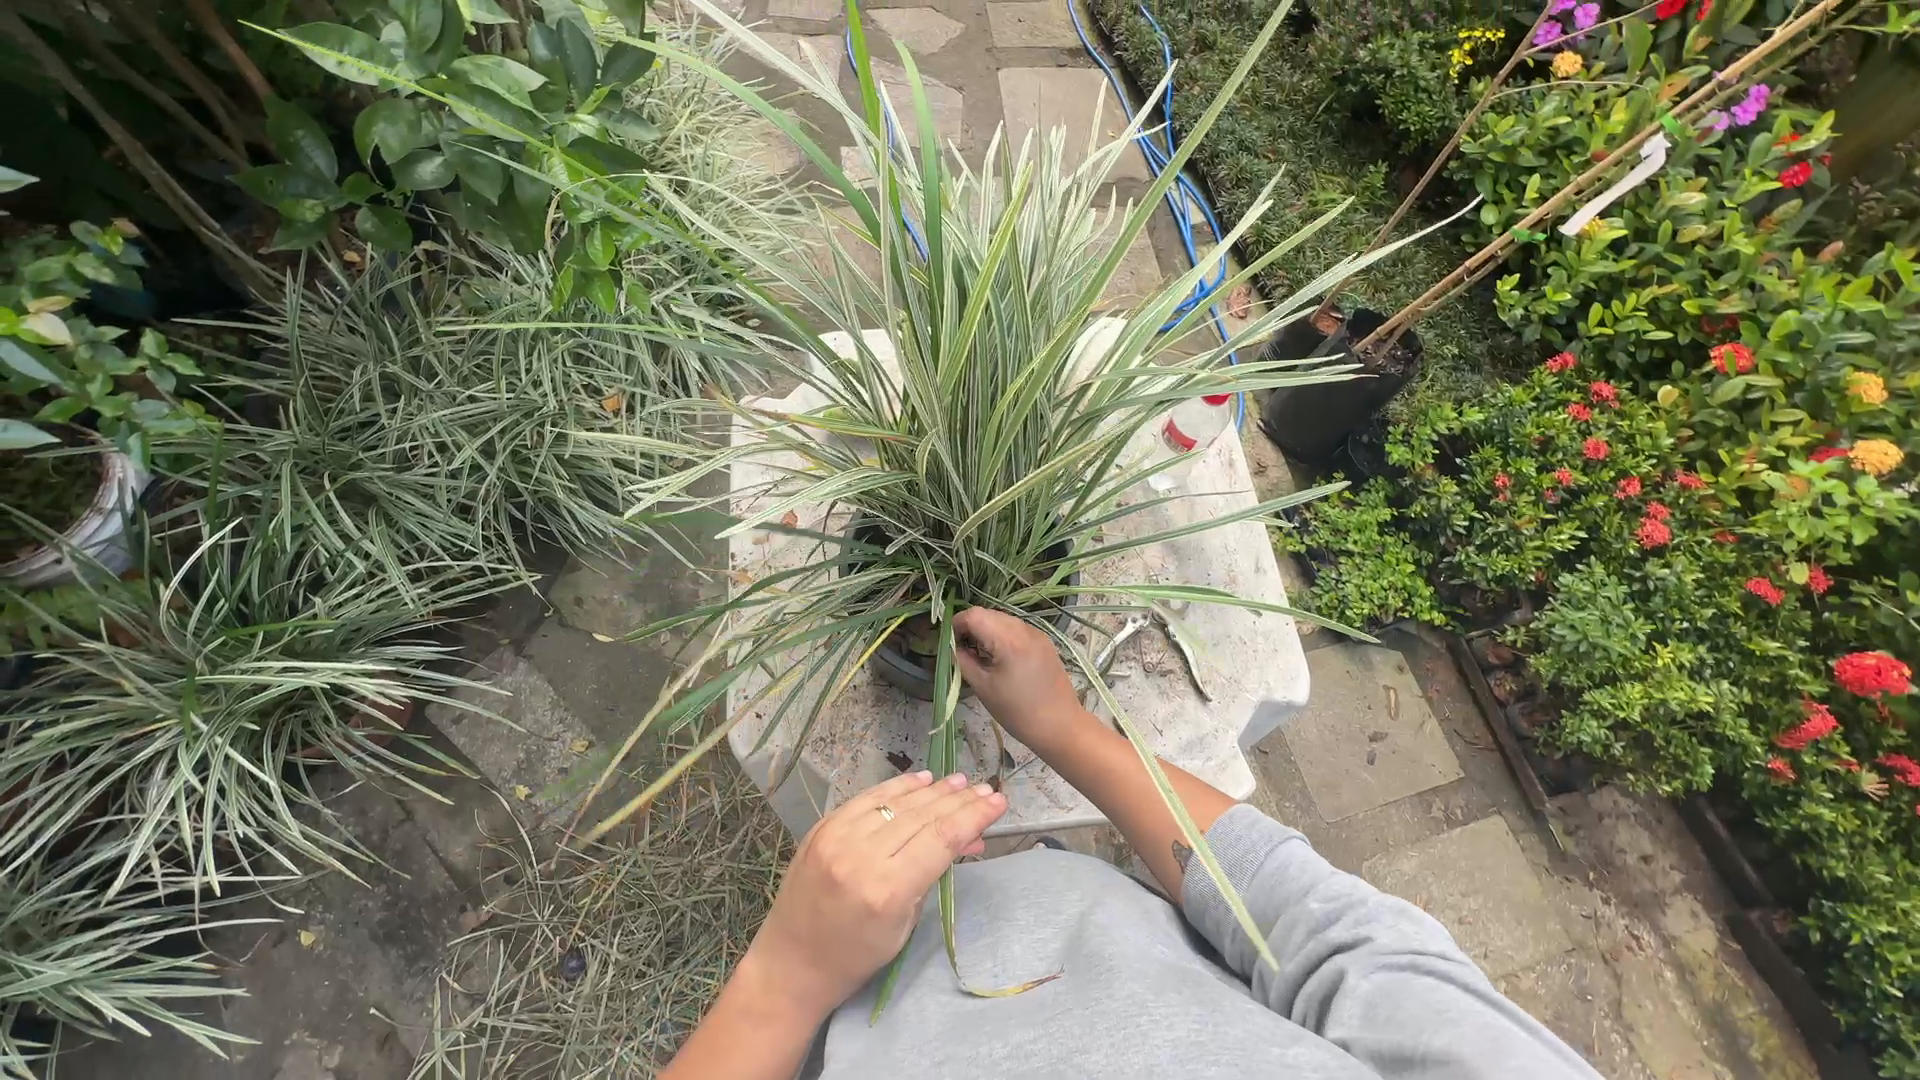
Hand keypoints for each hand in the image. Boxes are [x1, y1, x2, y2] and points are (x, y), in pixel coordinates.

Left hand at [744, 770, 1006, 1019]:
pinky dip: (897, 787)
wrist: (790, 964)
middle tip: (987, 788)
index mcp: (886, 889)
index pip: (941, 839)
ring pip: (896, 802)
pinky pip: (868, 799)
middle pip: (923, 816)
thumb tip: (966, 837)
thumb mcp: (904, 925)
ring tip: (961, 781)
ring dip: (933, 789)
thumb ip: (931, 875)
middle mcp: (861, 855)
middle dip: (959, 800)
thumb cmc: (855, 957)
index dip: (973, 816)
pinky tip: (921, 780)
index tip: (999, 802)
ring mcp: (837, 836)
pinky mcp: (822, 827)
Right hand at [953, 606, 1088, 748]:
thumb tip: (952, 646)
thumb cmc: (1017, 711)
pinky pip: (1017, 629)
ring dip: (987, 631)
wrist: (1060, 725)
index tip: (950, 643)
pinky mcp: (1045, 642)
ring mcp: (1037, 634)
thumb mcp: (983, 687)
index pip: (975, 615)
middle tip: (963, 651)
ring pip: (1003, 620)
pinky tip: (1001, 658)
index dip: (957, 624)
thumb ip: (963, 661)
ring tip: (982, 656)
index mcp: (1008, 640)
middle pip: (989, 614)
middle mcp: (1025, 629)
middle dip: (971, 627)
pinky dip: (1003, 636)